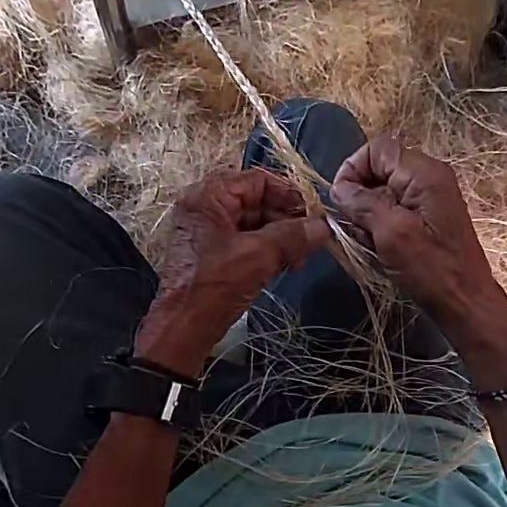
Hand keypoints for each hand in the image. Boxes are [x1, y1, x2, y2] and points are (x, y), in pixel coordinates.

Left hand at [134, 169, 329, 377]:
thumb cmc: (215, 284)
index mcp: (209, 196)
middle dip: (286, 220)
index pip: (258, 179)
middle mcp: (205, 207)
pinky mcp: (212, 254)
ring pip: (254, 223)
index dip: (289, 194)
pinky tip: (284, 266)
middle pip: (257, 201)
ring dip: (280, 238)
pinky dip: (266, 250)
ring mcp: (208, 231)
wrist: (183, 327)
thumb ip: (293, 235)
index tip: (313, 216)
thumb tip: (323, 227)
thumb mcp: (258, 255)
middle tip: (310, 241)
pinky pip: (246, 241)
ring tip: (298, 259)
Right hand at [330, 138, 506, 388]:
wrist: (464, 303)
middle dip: (358, 194)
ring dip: (367, 213)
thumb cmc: (430, 269)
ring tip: (368, 241)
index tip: (340, 199)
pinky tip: (378, 247)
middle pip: (379, 169)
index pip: (378, 148)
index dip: (353, 168)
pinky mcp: (426, 217)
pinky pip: (392, 209)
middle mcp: (428, 177)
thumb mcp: (391, 233)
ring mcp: (428, 198)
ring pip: (382, 191)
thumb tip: (339, 188)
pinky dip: (378, 224)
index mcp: (424, 173)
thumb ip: (363, 204)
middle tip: (353, 226)